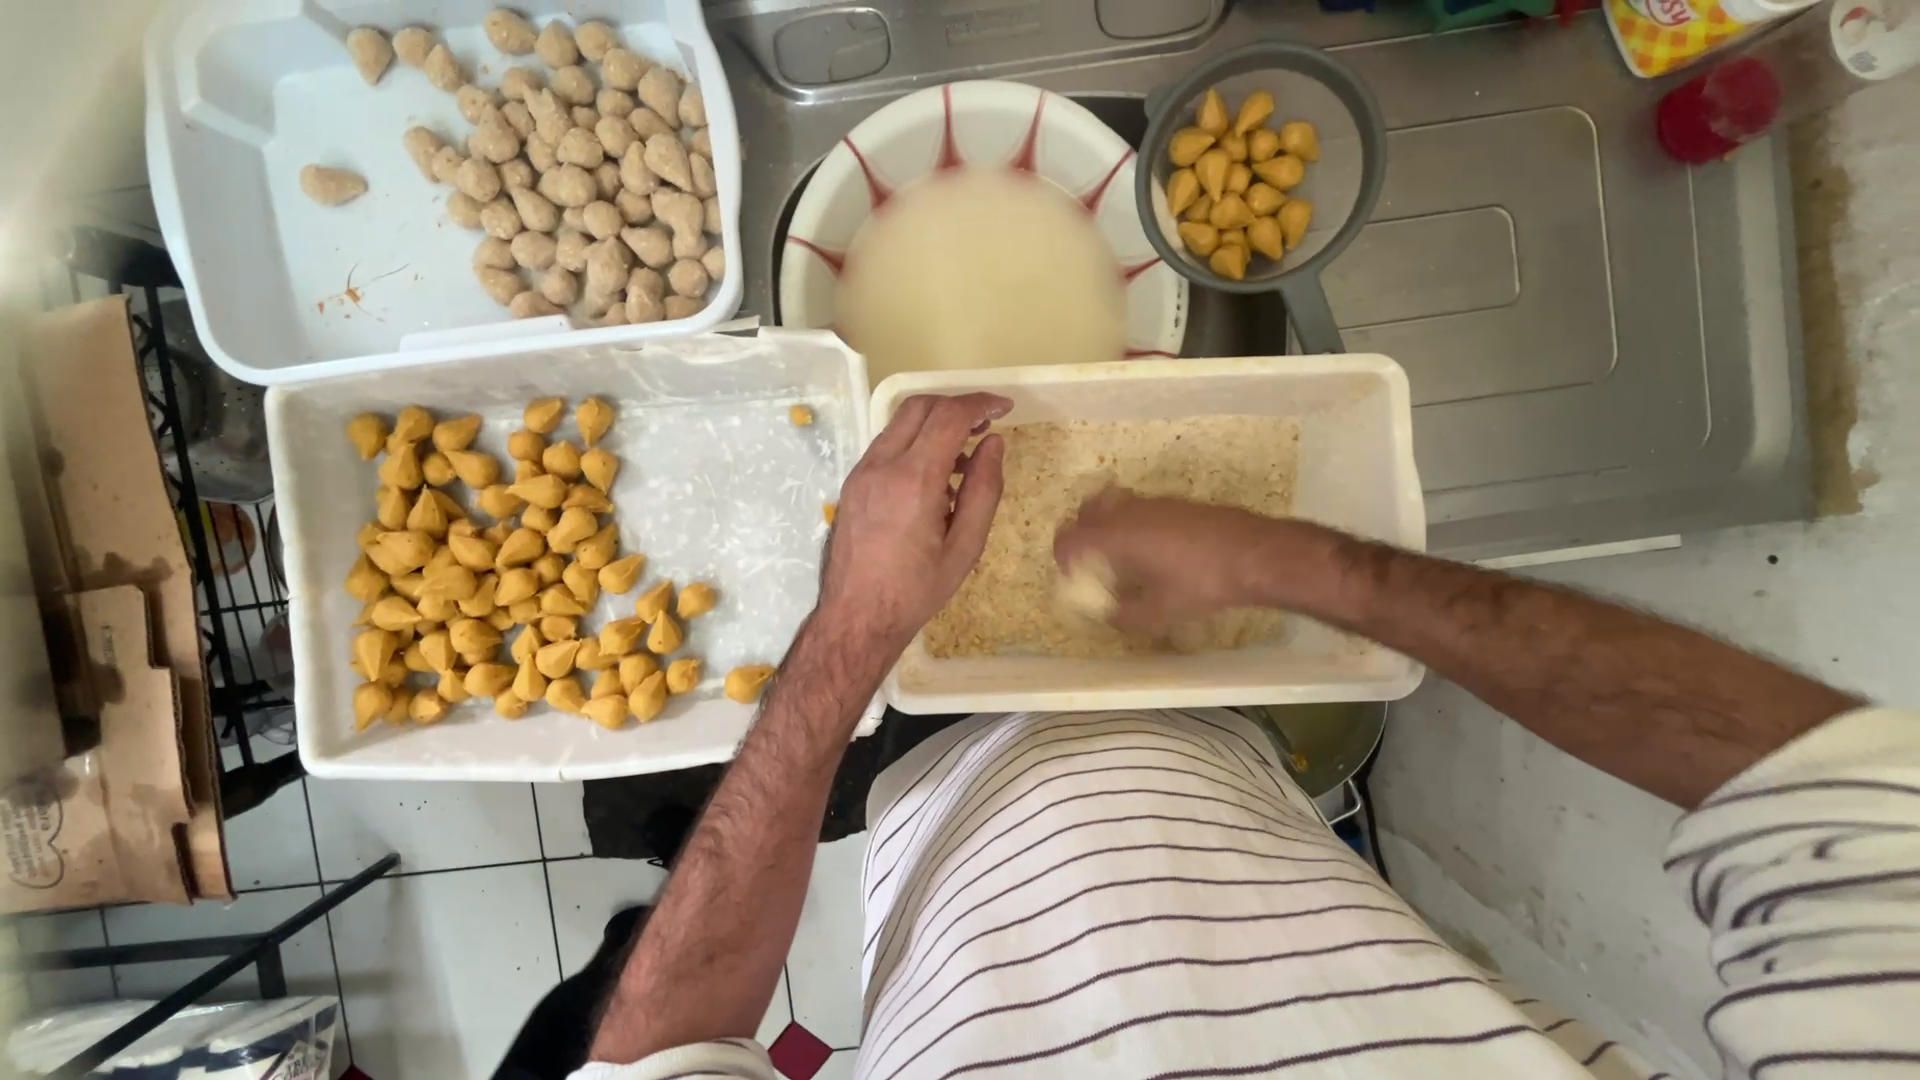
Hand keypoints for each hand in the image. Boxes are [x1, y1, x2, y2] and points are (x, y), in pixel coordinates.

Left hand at [816, 393, 1010, 655]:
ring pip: (899, 423)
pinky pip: (886, 445)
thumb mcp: (965, 547)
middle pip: (919, 406)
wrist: (856, 617)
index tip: (1004, 408)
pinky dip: (914, 443)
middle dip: (956, 406)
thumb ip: (984, 490)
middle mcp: (881, 466)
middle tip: (985, 425)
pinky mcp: (852, 483)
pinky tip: (933, 478)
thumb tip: (993, 444)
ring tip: (963, 458)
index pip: (949, 417)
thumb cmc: (916, 591)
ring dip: (934, 424)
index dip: (981, 404)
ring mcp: (861, 472)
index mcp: (914, 481)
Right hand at [1053, 487, 1336, 631]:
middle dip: (1081, 534)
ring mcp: (1152, 502)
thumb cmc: (1199, 585)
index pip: (1068, 539)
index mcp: (1113, 537)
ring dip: (1107, 525)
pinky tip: (1155, 549)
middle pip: (1085, 511)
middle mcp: (1126, 512)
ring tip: (1121, 555)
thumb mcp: (1157, 613)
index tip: (1070, 576)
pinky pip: (1139, 507)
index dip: (1062, 558)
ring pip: (1113, 504)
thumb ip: (1123, 616)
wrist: (1252, 554)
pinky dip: (1133, 522)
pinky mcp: (1175, 502)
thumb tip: (1108, 616)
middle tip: (1091, 561)